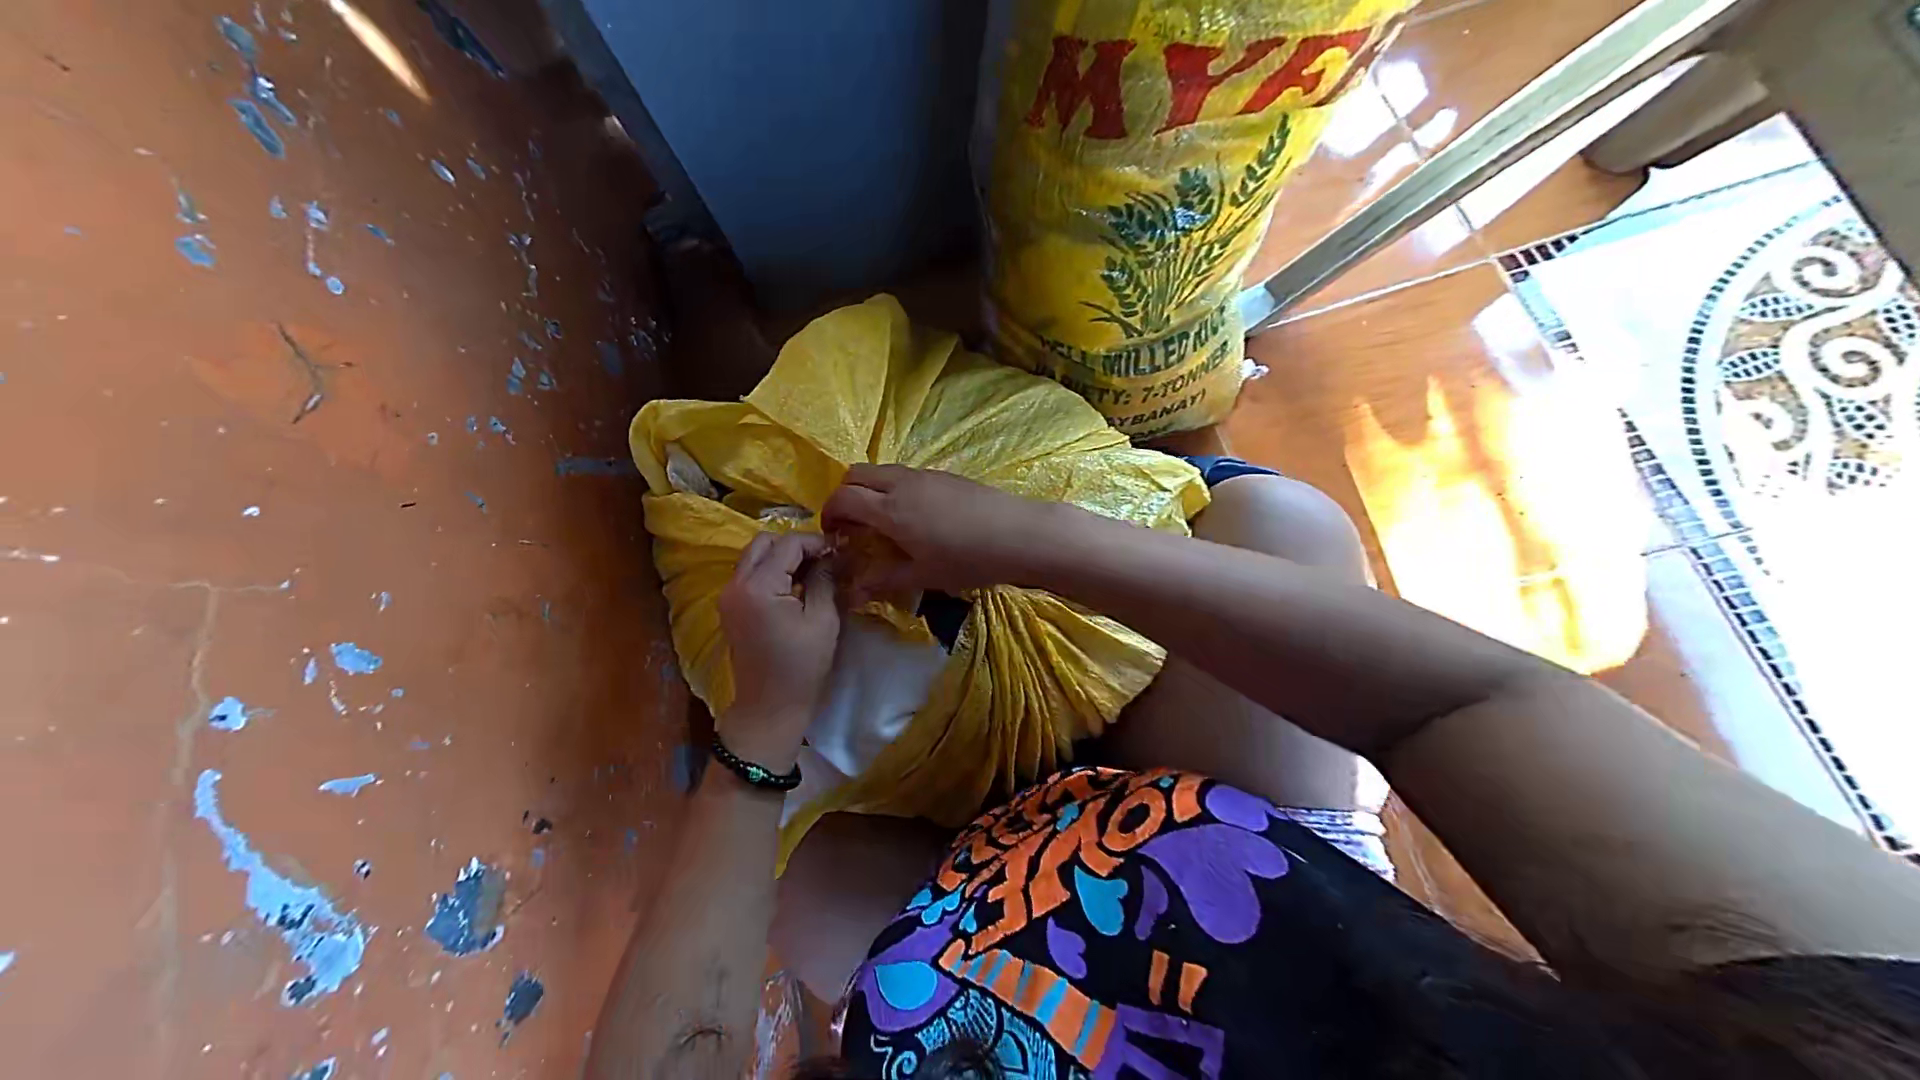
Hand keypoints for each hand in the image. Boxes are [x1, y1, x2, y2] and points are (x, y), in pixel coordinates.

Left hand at [716, 531, 838, 768]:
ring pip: (754, 556)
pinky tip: (794, 587)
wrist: (770, 708)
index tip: (839, 550)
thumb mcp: (822, 620)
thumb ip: (823, 580)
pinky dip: (771, 571)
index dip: (815, 542)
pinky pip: (749, 574)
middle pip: (764, 542)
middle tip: (823, 560)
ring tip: (811, 573)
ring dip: (782, 557)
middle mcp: (735, 585)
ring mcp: (728, 596)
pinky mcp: (730, 607)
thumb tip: (830, 555)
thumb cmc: (801, 667)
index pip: (788, 543)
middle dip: (795, 545)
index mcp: (758, 586)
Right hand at [821, 464, 1066, 602]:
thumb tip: (855, 590)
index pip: (843, 497)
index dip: (829, 513)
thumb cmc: (967, 559)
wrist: (1019, 534)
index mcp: (890, 509)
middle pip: (857, 473)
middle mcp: (902, 484)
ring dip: (870, 489)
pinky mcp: (944, 474)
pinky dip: (893, 488)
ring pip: (883, 470)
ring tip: (882, 521)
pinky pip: (905, 474)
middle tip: (852, 524)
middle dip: (844, 494)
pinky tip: (914, 516)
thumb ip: (885, 580)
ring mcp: (925, 475)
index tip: (833, 535)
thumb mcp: (923, 576)